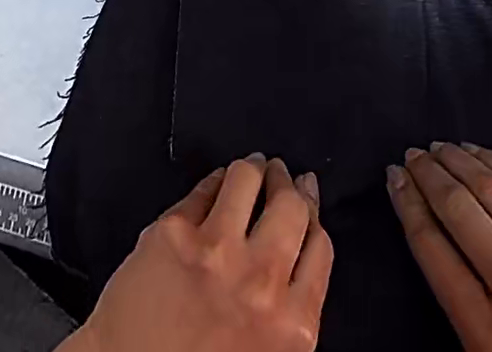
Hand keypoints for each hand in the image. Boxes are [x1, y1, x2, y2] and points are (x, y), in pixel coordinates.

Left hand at [62, 155, 332, 351]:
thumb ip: (290, 308)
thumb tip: (301, 244)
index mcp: (292, 324)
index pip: (319, 245)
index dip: (313, 213)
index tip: (306, 198)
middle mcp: (260, 281)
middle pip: (292, 206)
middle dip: (288, 184)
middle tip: (281, 174)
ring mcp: (215, 252)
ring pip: (248, 180)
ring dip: (254, 168)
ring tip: (253, 166)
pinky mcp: (172, 234)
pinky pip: (205, 188)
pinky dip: (216, 180)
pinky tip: (217, 181)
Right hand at [387, 142, 491, 351]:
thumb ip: (471, 325)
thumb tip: (443, 256)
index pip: (435, 253)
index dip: (409, 208)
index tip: (393, 178)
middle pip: (464, 215)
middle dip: (431, 177)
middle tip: (412, 152)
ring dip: (465, 164)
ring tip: (441, 147)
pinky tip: (489, 157)